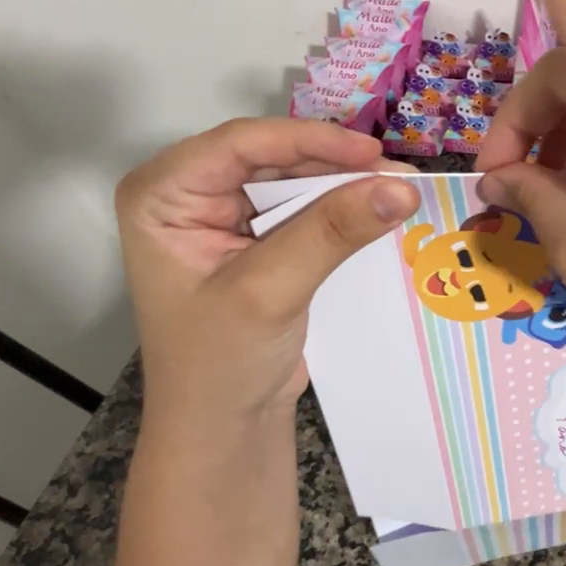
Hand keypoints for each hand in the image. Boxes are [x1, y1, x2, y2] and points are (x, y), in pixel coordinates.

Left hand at [115, 118, 418, 419]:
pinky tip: (379, 211)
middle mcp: (190, 196)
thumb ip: (331, 233)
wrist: (224, 426)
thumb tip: (402, 187)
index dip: (310, 140)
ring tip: (401, 190)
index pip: (239, 144)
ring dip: (346, 184)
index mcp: (163, 196)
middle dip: (336, 163)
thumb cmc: (221, 362)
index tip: (375, 153)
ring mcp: (226, 219)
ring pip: (294, 180)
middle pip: (270, 156)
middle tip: (400, 174)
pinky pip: (306, 210)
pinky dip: (343, 210)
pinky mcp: (261, 243)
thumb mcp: (271, 290)